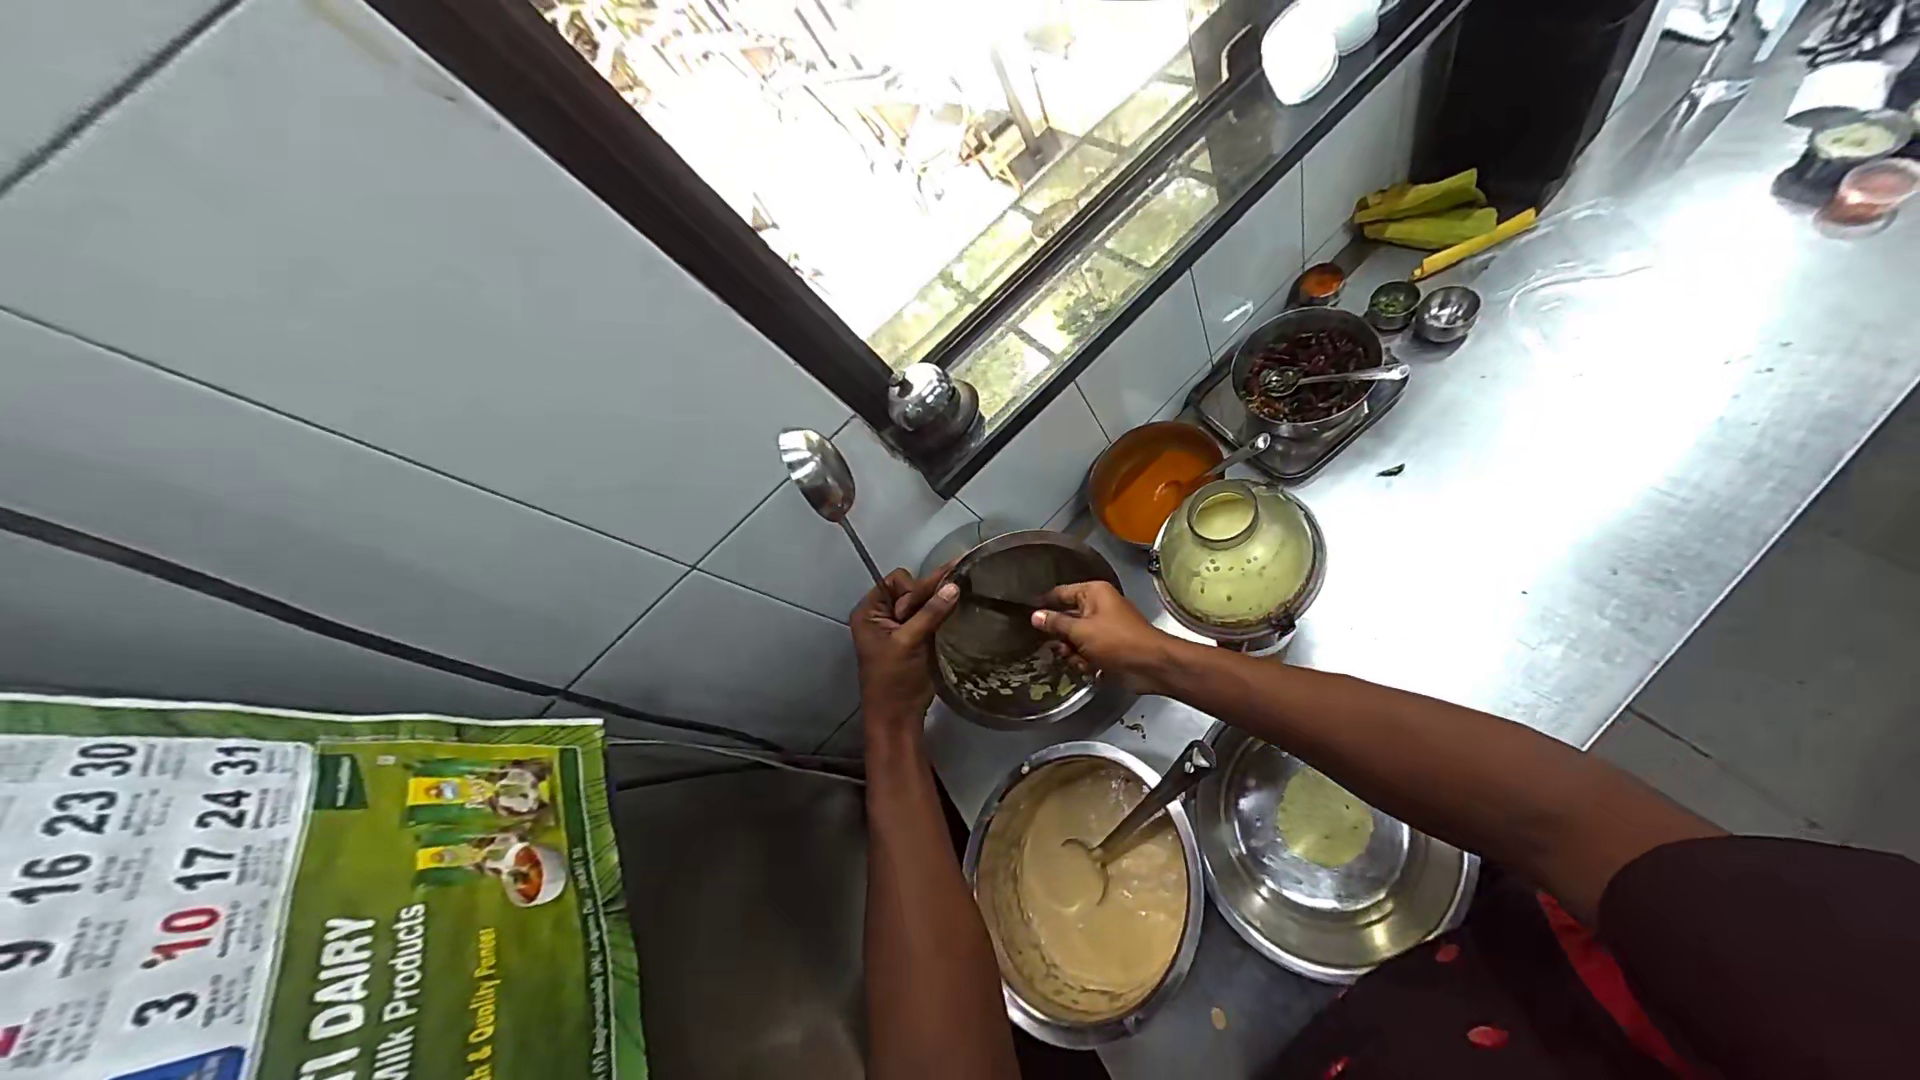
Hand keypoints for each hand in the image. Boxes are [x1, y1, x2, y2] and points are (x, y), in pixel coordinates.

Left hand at [850, 567, 959, 736]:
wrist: (898, 717)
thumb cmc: (894, 680)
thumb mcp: (908, 643)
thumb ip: (930, 613)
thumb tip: (954, 586)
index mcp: (870, 612)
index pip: (895, 582)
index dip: (912, 590)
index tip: (919, 611)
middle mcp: (884, 615)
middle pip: (911, 590)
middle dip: (929, 593)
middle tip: (955, 591)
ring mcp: (901, 627)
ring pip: (924, 603)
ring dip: (940, 602)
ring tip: (965, 590)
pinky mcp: (917, 638)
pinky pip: (932, 617)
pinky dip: (944, 613)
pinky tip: (961, 606)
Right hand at [1030, 581, 1181, 694]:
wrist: (1150, 666)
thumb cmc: (1117, 641)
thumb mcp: (1081, 631)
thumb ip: (1055, 623)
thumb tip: (1035, 616)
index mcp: (1093, 593)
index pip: (1059, 594)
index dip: (1044, 605)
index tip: (1026, 617)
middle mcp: (1097, 606)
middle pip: (1065, 618)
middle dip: (1061, 637)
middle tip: (1059, 647)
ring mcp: (1103, 627)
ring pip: (1073, 639)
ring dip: (1073, 652)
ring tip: (1080, 659)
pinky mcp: (1107, 647)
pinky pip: (1085, 651)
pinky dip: (1085, 661)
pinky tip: (1091, 668)